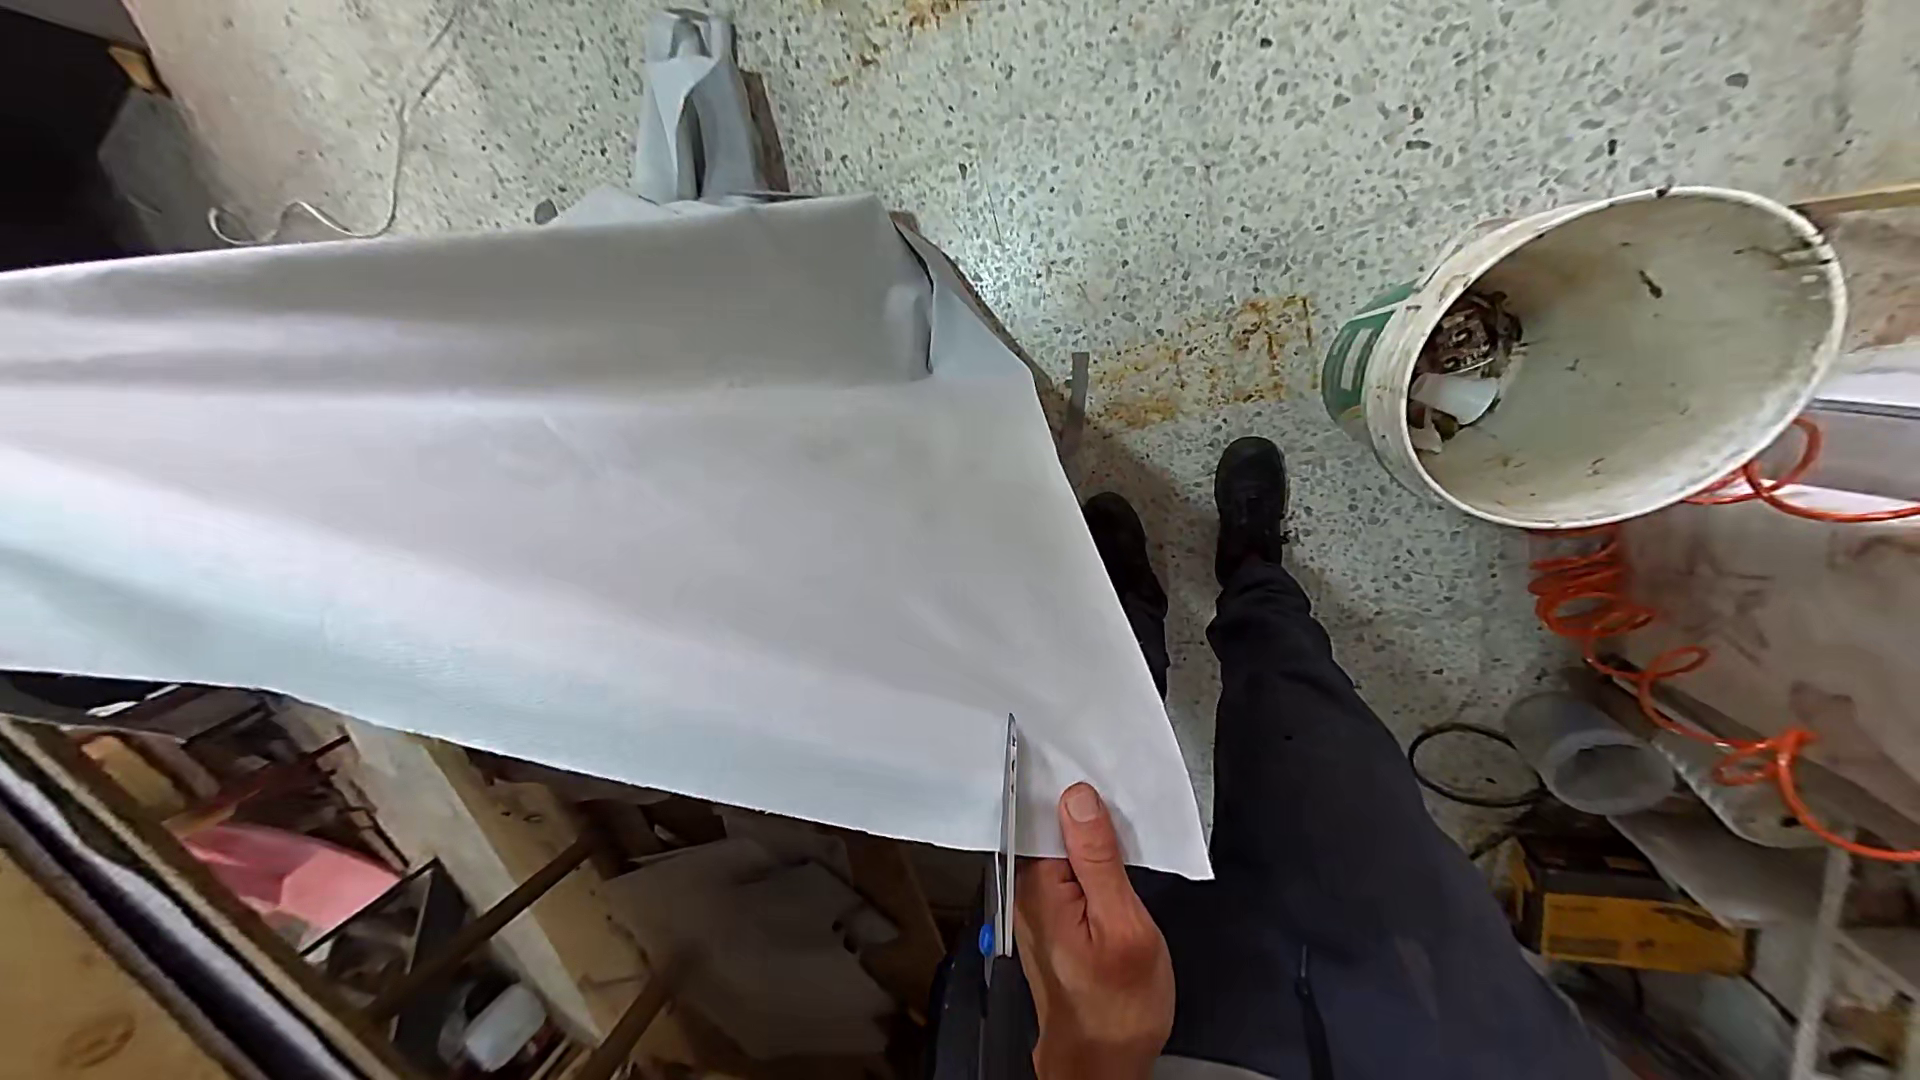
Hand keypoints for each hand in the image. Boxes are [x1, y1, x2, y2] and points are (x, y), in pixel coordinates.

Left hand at [1016, 782, 1174, 1079]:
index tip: (1089, 760)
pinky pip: (1065, 864)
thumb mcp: (1122, 925)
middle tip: (1113, 784)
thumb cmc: (1117, 1005)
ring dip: (1087, 830)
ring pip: (1060, 842)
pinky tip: (1110, 849)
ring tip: (1116, 811)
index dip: (1065, 785)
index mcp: (1035, 881)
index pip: (1041, 811)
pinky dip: (1088, 853)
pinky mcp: (1051, 909)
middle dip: (1080, 805)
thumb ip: (1098, 858)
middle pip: (1049, 823)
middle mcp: (1026, 884)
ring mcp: (1036, 897)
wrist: (1103, 1064)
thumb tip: (1078, 797)